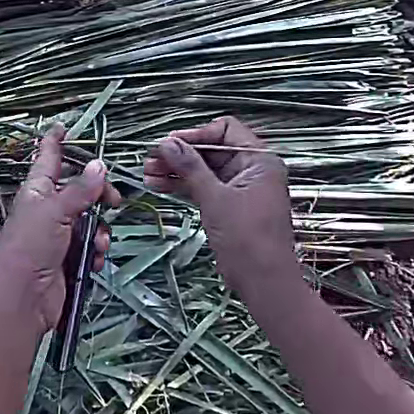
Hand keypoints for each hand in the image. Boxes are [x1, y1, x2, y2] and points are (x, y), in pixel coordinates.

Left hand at [0, 124, 119, 331]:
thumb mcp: (56, 210)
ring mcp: (58, 235)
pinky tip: (93, 260)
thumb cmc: (31, 246)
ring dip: (99, 231)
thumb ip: (80, 189)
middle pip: (79, 190)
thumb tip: (99, 166)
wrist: (25, 298)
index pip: (49, 159)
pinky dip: (95, 252)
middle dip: (99, 195)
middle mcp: (47, 209)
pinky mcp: (68, 258)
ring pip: (90, 221)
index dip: (56, 143)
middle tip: (114, 200)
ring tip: (97, 243)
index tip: (63, 127)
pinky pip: (90, 247)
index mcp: (37, 191)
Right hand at [143, 116, 297, 299]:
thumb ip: (190, 168)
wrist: (264, 283)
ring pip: (204, 170)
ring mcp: (240, 189)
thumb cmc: (250, 240)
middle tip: (152, 159)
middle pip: (211, 150)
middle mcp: (252, 170)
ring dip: (177, 170)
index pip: (225, 131)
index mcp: (260, 161)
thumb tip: (168, 143)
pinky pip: (204, 188)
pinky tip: (160, 185)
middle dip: (180, 154)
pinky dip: (183, 186)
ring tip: (149, 172)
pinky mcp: (229, 206)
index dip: (196, 134)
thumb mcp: (215, 198)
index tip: (170, 143)